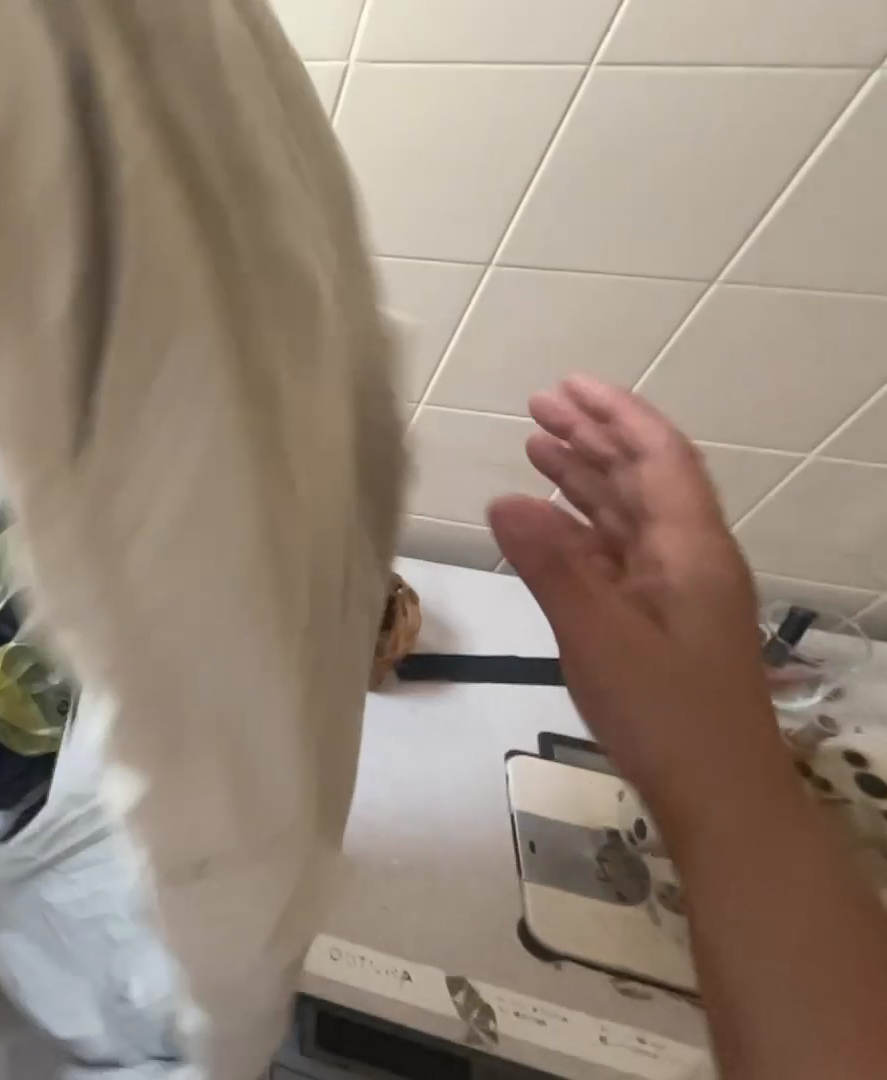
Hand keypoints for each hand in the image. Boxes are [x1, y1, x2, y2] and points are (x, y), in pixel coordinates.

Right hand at [488, 377, 784, 809]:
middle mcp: (683, 558)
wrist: (712, 785)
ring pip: (625, 512)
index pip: (659, 462)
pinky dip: (575, 521)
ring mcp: (666, 586)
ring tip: (537, 443)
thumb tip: (503, 499)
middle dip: (596, 434)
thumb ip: (553, 565)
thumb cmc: (663, 710)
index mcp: (688, 552)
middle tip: (540, 404)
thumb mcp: (599, 635)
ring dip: (584, 473)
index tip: (568, 387)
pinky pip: (610, 548)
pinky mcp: (645, 611)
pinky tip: (544, 516)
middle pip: (643, 478)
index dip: (618, 417)